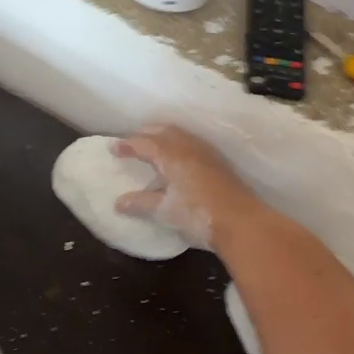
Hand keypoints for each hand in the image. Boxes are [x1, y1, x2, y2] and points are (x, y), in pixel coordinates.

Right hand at [111, 125, 259, 249]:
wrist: (241, 221)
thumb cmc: (197, 213)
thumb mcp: (164, 210)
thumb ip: (141, 203)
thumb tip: (118, 202)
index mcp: (171, 154)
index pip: (144, 143)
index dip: (127, 145)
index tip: (112, 148)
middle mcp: (188, 147)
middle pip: (164, 132)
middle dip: (145, 134)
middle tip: (132, 143)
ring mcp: (207, 153)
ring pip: (181, 135)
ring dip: (164, 137)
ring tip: (154, 147)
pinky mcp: (219, 163)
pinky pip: (192, 144)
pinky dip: (178, 145)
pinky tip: (179, 159)